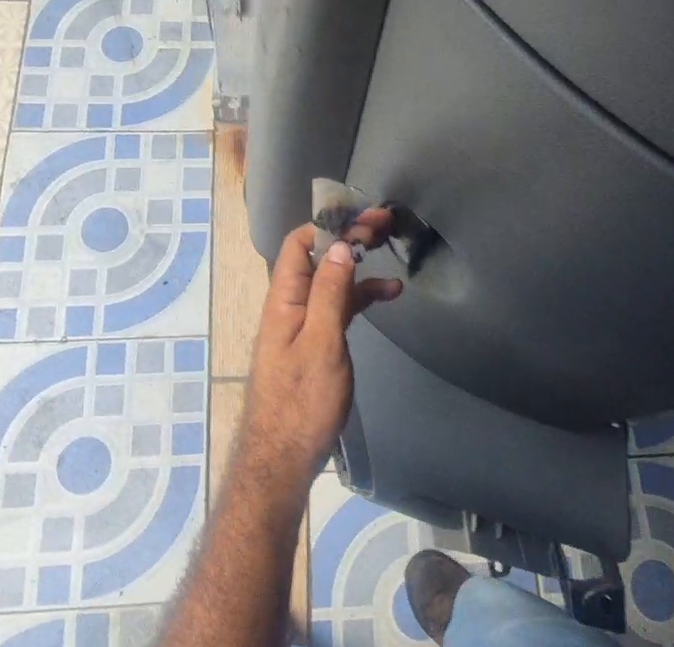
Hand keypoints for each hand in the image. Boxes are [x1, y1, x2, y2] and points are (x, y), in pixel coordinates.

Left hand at [237, 210, 403, 490]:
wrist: (283, 458)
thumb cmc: (302, 401)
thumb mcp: (322, 343)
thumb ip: (329, 293)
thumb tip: (340, 244)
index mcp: (283, 299)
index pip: (300, 243)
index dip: (331, 223)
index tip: (366, 216)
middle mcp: (289, 305)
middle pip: (318, 257)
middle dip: (349, 236)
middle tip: (384, 224)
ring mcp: (301, 324)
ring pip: (331, 280)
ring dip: (358, 265)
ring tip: (391, 252)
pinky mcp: (314, 343)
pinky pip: (337, 307)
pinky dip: (360, 296)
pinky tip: (388, 294)